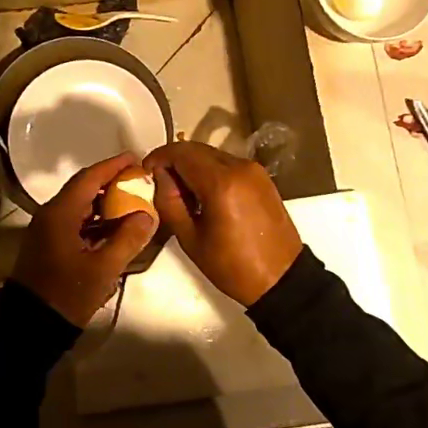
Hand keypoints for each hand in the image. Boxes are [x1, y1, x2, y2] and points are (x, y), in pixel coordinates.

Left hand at [11, 153, 157, 326]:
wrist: (30, 327)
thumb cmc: (67, 294)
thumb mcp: (104, 268)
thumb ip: (128, 239)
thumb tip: (147, 216)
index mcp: (60, 214)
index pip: (89, 178)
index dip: (113, 166)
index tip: (135, 158)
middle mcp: (50, 215)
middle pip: (83, 189)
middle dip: (111, 182)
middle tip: (138, 180)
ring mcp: (47, 231)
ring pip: (79, 206)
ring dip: (104, 202)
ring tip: (132, 202)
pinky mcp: (48, 246)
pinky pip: (75, 222)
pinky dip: (96, 220)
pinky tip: (115, 228)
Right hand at [144, 142, 301, 306]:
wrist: (282, 278)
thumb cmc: (233, 266)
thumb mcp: (191, 239)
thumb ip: (170, 202)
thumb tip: (159, 178)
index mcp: (221, 182)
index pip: (181, 152)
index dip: (158, 157)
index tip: (146, 173)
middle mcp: (240, 167)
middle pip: (197, 149)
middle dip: (174, 161)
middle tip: (160, 185)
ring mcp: (254, 170)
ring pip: (213, 155)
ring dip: (193, 167)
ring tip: (182, 194)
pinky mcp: (263, 178)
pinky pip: (229, 165)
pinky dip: (212, 172)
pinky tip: (205, 196)